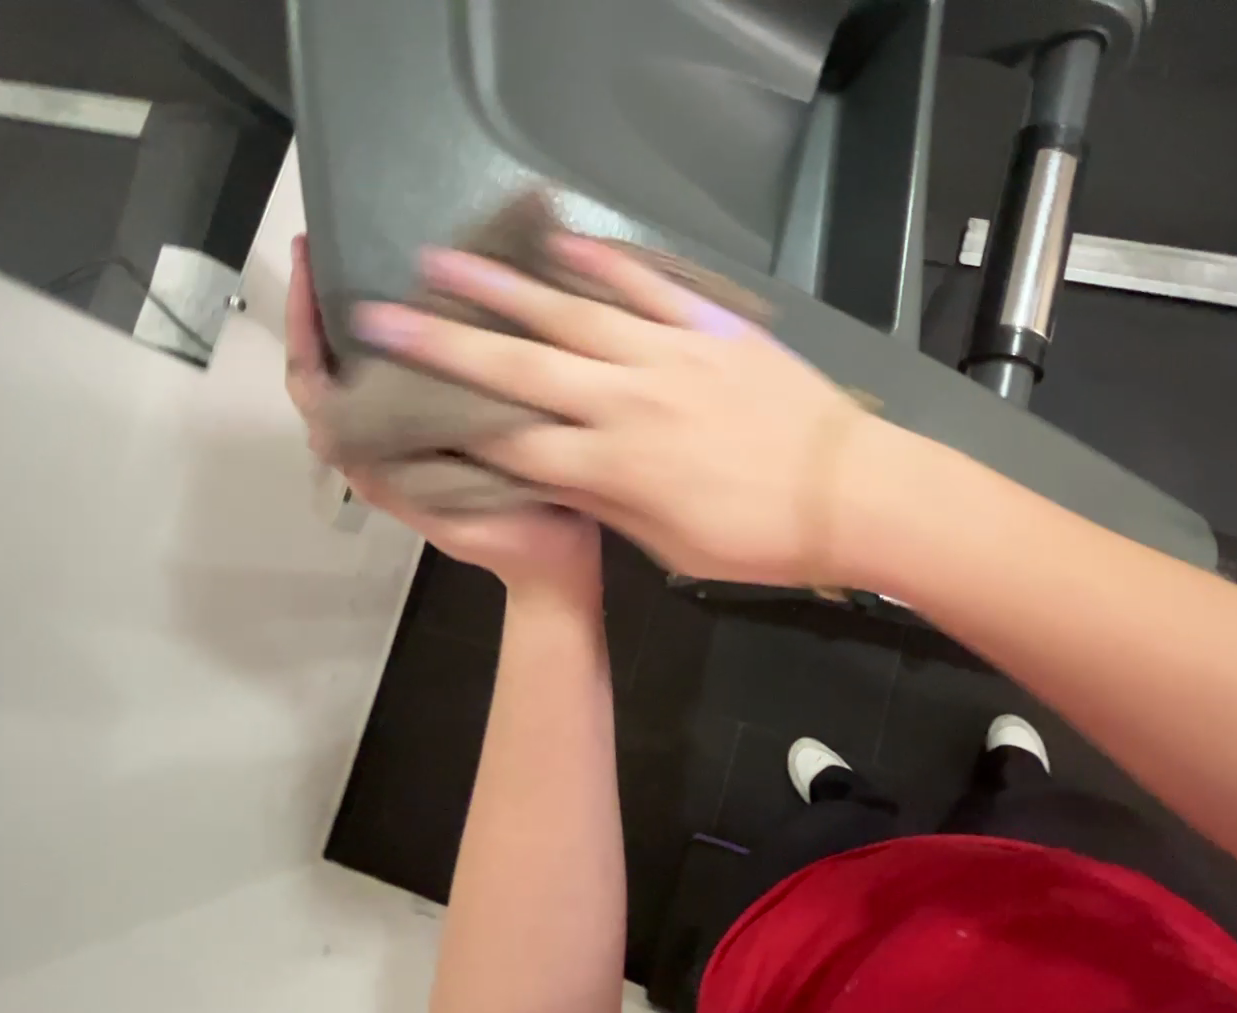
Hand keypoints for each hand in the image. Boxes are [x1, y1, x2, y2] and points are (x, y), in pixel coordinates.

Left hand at [286, 235, 600, 593]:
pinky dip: (416, 340)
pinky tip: (442, 308)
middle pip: (336, 370)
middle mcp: (388, 444)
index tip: (310, 268)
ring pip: (375, 370)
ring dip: (369, 321)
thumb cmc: (514, 544)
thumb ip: (400, 480)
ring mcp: (420, 438)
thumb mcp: (457, 516)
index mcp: (377, 462)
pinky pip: (419, 377)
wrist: (555, 569)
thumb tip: (346, 418)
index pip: (316, 387)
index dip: (304, 328)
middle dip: (329, 311)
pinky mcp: (453, 433)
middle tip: (343, 251)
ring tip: (386, 263)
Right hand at [345, 236, 885, 586]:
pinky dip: (604, 264)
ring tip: (448, 259)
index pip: (515, 442)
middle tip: (384, 311)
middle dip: (445, 342)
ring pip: (572, 315)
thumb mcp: (672, 545)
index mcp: (613, 466)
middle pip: (520, 367)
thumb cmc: (760, 539)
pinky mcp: (710, 330)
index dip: (456, 425)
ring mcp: (669, 356)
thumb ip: (607, 501)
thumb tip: (552, 473)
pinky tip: (562, 242)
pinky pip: (648, 288)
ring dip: (505, 287)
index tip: (408, 403)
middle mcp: (626, 401)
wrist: (852, 493)